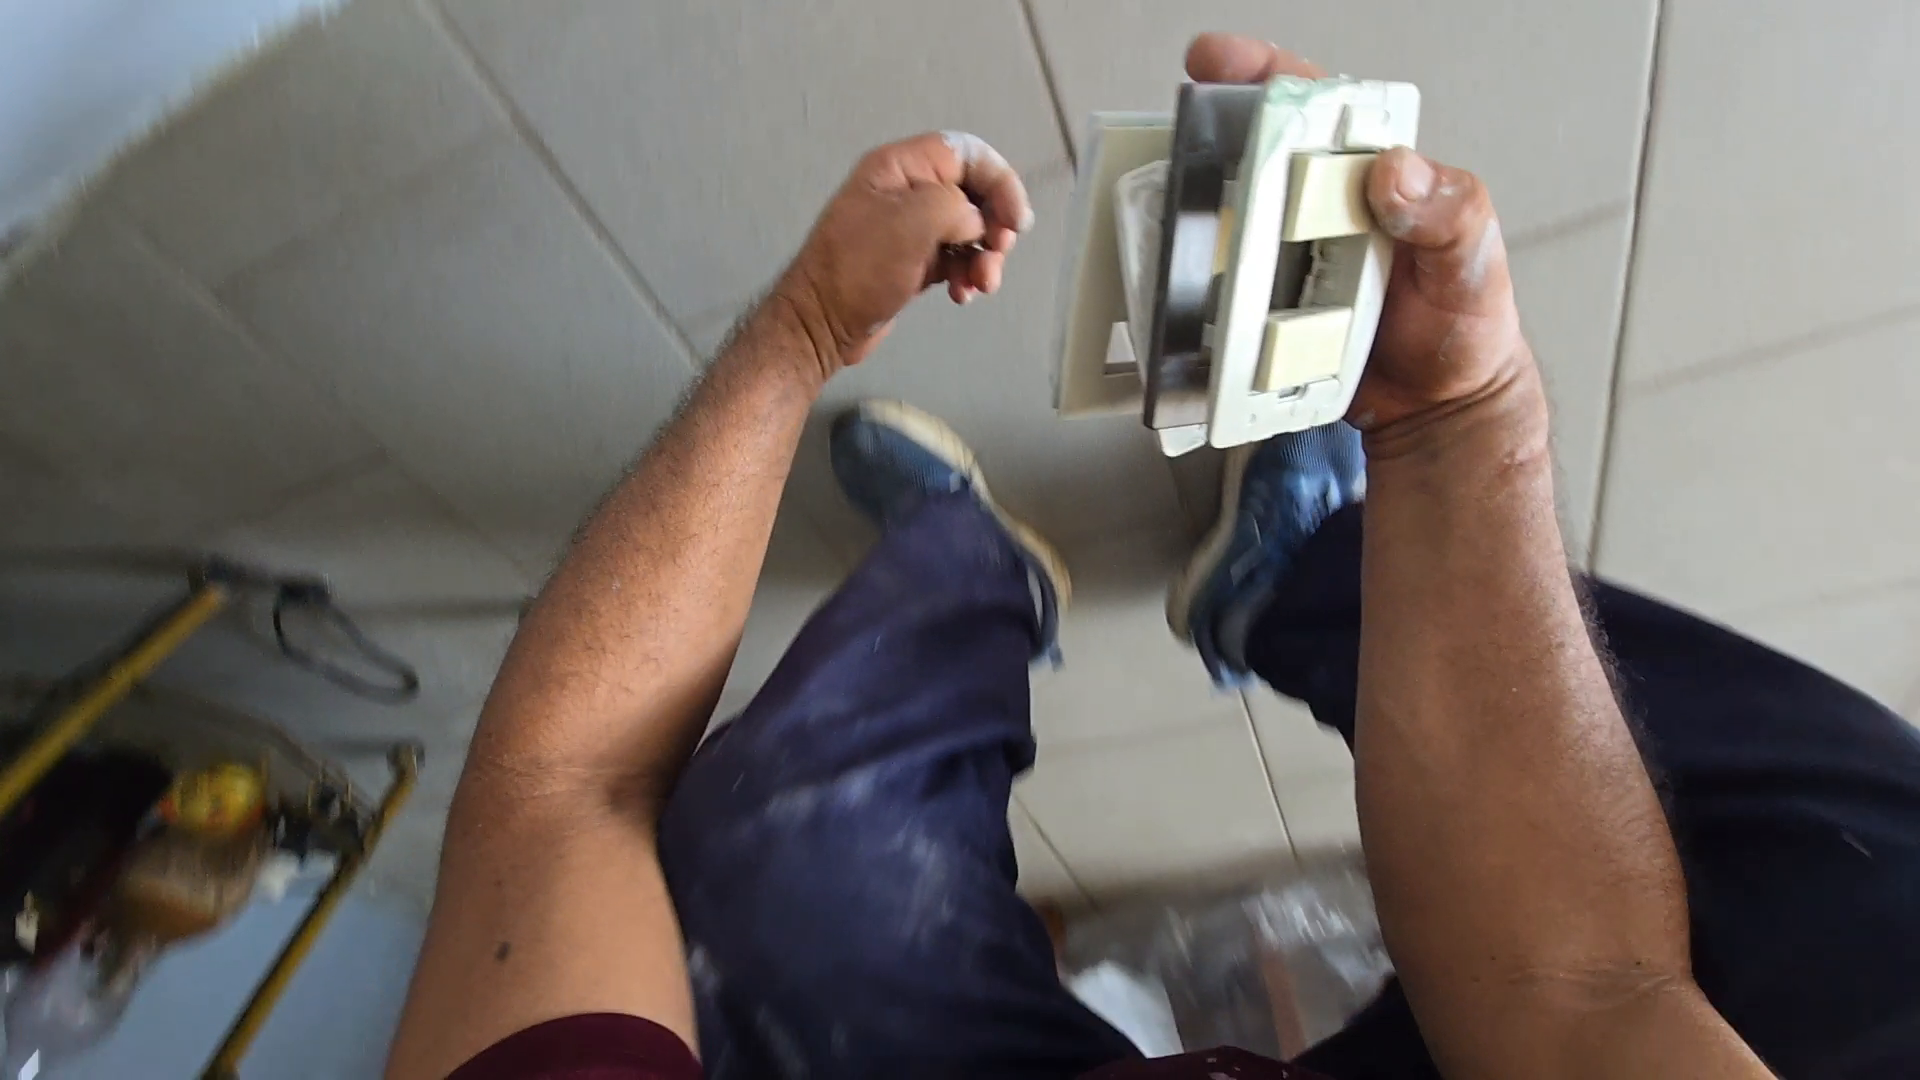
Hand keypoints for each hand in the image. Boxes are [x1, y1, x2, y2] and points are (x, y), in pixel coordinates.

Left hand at [773, 131, 1033, 377]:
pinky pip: (954, 261)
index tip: (1016, 221)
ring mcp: (910, 231)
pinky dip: (966, 276)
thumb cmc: (859, 270)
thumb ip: (955, 207)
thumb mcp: (911, 225)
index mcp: (901, 167)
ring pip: (968, 233)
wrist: (821, 324)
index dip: (1000, 181)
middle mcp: (907, 193)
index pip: (966, 154)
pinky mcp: (913, 264)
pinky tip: (963, 296)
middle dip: (994, 227)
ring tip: (983, 285)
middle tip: (998, 256)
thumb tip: (978, 223)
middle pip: (973, 194)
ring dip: (984, 259)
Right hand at [1185, 34, 1535, 438]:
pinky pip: (1222, 300)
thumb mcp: (1473, 264)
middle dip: (1204, 145)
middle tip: (1174, 143)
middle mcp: (1318, 218)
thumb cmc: (1461, 329)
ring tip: (1164, 226)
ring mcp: (1285, 269)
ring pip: (1226, 233)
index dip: (1263, 78)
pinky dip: (1194, 297)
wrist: (1432, 408)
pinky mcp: (1264, 319)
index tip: (1218, 64)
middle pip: (1251, 166)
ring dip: (1191, 227)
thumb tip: (1394, 171)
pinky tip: (1176, 297)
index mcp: (1368, 182)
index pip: (1315, 111)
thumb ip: (1450, 212)